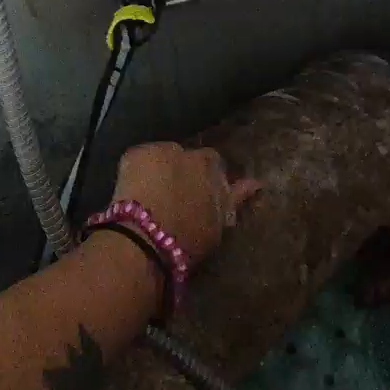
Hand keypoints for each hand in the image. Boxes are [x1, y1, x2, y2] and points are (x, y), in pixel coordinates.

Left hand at [110, 142, 261, 267]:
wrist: (145, 240)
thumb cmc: (189, 240)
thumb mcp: (219, 223)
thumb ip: (236, 199)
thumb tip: (256, 183)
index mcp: (211, 167)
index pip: (213, 164)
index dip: (204, 180)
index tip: (198, 198)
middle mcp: (188, 151)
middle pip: (187, 157)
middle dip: (182, 172)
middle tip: (173, 198)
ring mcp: (159, 149)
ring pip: (162, 157)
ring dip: (160, 170)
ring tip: (150, 197)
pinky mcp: (135, 153)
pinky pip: (139, 160)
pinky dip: (136, 172)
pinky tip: (133, 192)